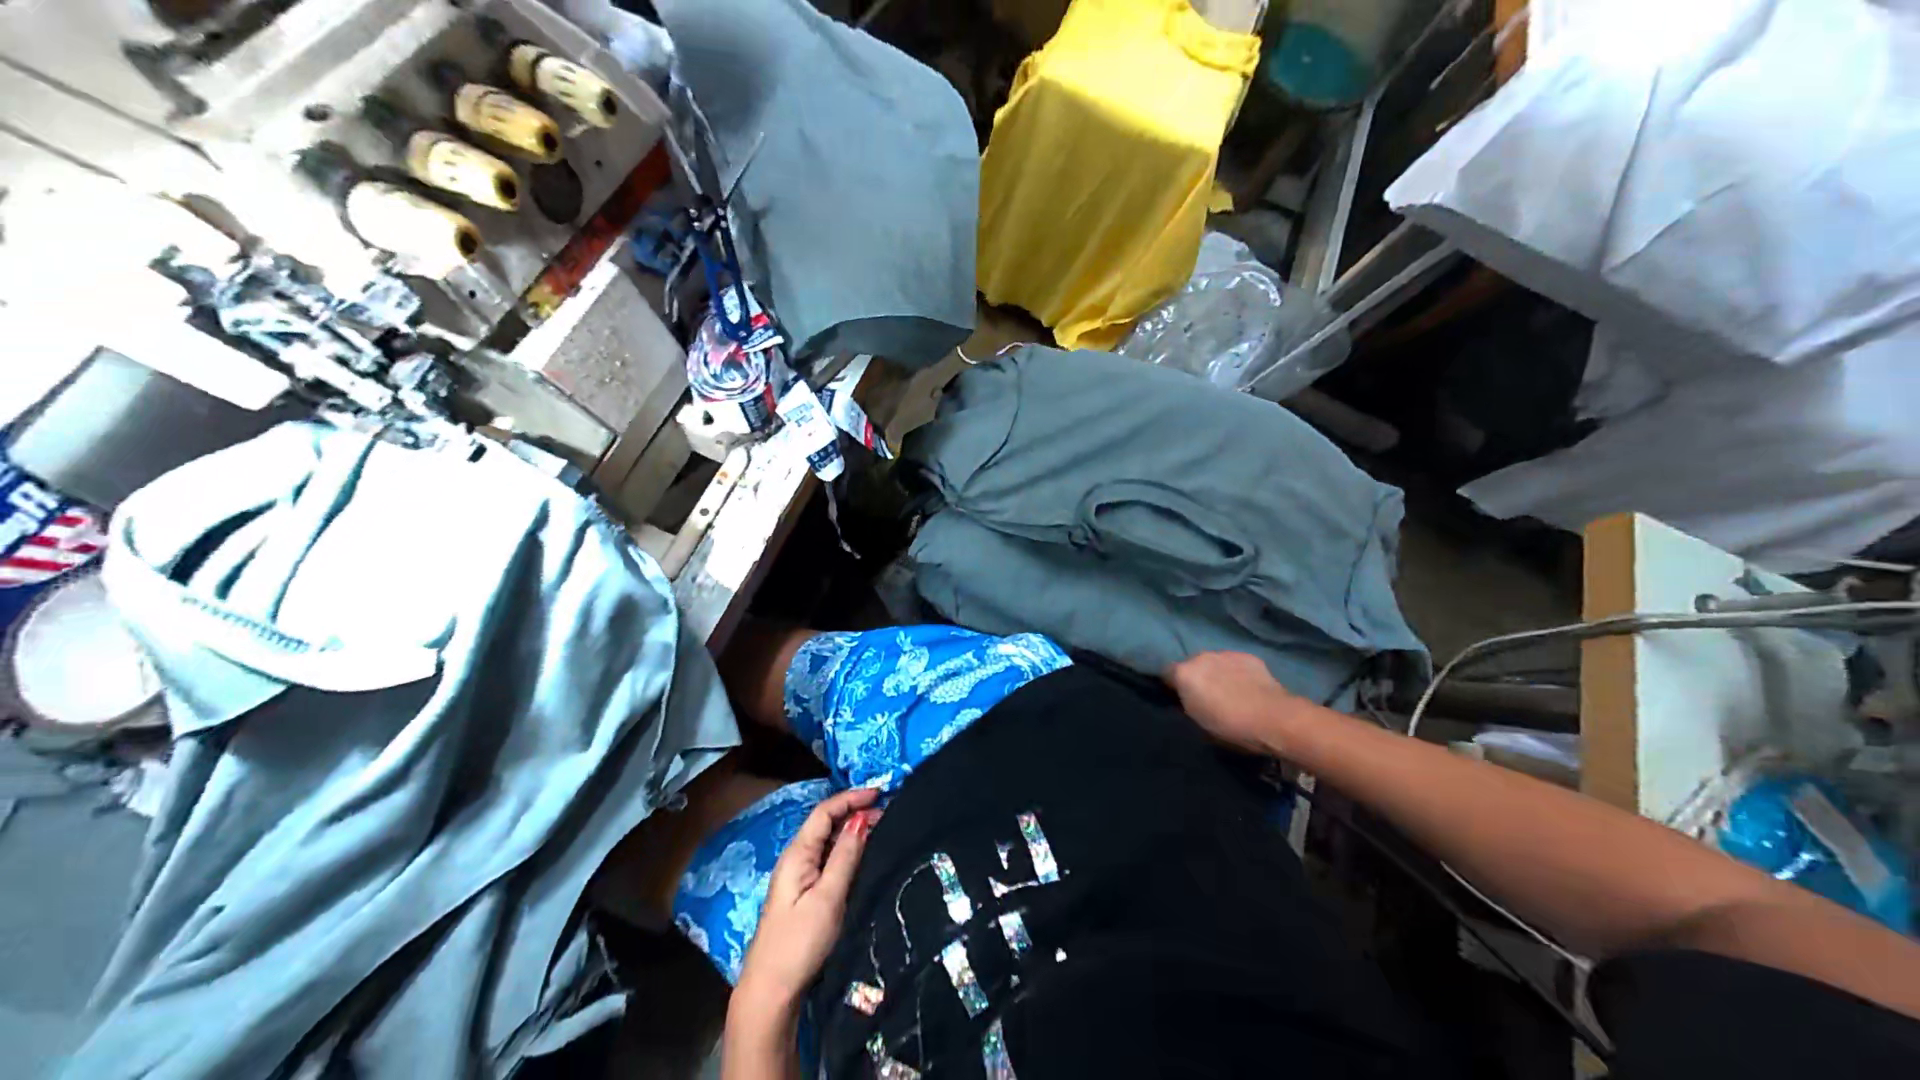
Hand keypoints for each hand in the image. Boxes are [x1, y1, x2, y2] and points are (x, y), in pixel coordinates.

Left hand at [736, 787, 881, 1010]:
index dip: (851, 798)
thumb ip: (845, 856)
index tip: (880, 792)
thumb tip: (861, 818)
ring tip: (882, 829)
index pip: (825, 812)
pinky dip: (848, 850)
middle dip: (855, 812)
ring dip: (853, 831)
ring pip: (829, 841)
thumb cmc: (799, 942)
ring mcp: (799, 877)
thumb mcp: (828, 897)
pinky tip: (864, 856)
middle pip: (826, 824)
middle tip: (888, 813)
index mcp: (797, 854)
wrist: (771, 990)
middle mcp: (796, 859)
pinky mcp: (805, 894)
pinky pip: (829, 859)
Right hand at [1163, 650, 1305, 755]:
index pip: (1165, 673)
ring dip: (1215, 673)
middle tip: (1205, 697)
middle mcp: (1201, 657)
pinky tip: (1246, 687)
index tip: (1178, 698)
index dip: (1171, 686)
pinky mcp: (1248, 656)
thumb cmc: (1230, 726)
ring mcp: (1226, 654)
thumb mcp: (1197, 720)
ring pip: (1213, 662)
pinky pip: (1234, 663)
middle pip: (1190, 664)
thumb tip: (1186, 697)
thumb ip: (1186, 702)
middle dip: (1195, 677)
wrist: (1273, 718)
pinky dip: (1235, 672)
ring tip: (1228, 691)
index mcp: (1184, 673)